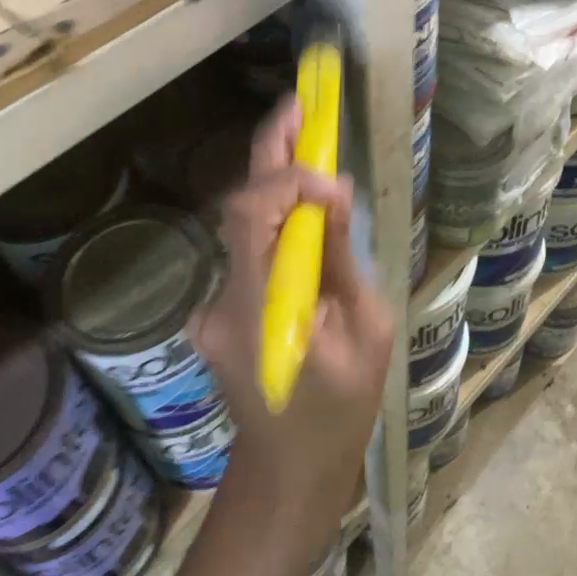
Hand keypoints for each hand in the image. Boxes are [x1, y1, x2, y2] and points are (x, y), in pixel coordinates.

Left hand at [190, 95, 392, 568]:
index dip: (285, 180)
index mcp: (261, 308)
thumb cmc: (340, 412)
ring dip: (275, 185)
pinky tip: (304, 218)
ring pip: (242, 229)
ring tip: (308, 140)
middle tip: (301, 106)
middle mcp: (222, 299)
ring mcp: (211, 307)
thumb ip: (341, 259)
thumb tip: (333, 192)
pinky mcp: (216, 311)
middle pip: (238, 208)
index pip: (250, 218)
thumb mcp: (365, 333)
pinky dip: (276, 227)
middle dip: (270, 151)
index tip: (330, 176)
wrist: (288, 469)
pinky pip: (248, 254)